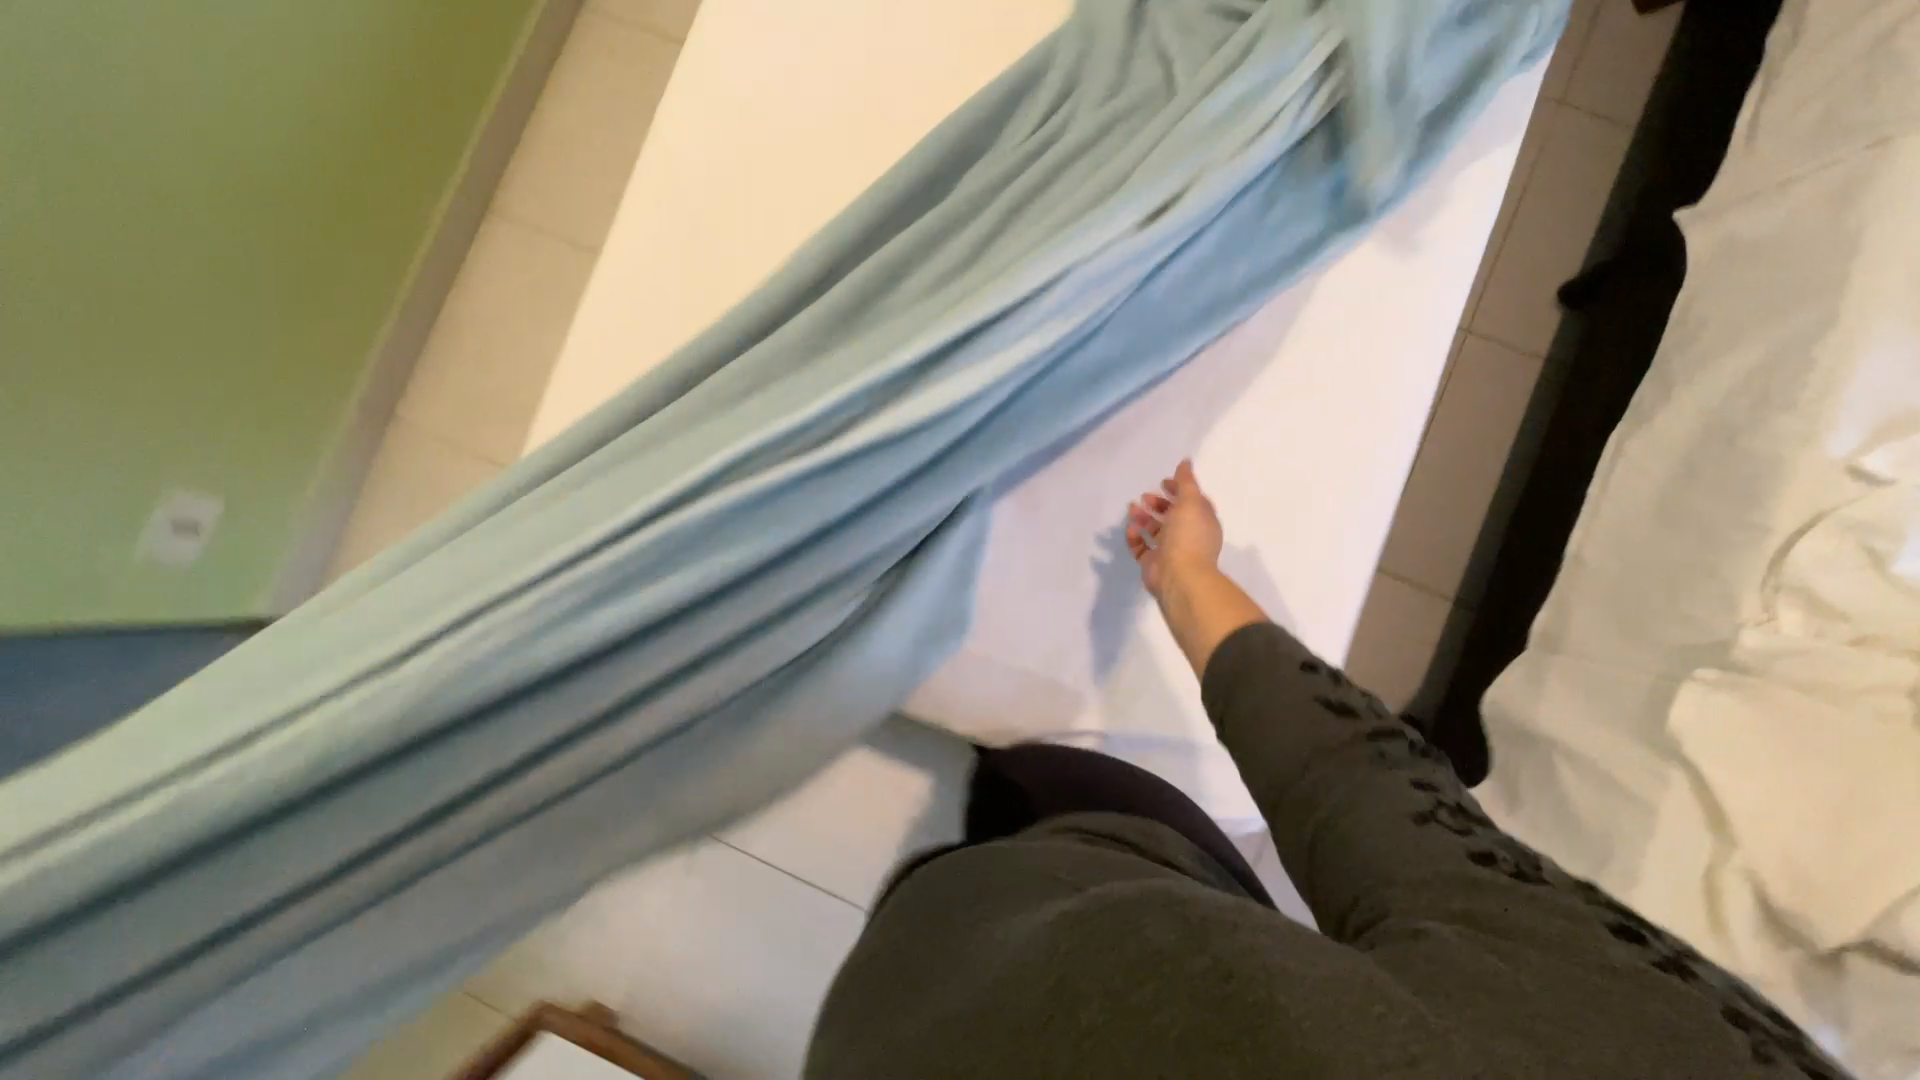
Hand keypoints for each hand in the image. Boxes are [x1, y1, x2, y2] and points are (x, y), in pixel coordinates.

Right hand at [1126, 459, 1222, 599]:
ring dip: (1143, 518)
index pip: (1192, 501)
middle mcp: (1187, 535)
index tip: (1163, 482)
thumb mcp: (1190, 502)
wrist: (1179, 576)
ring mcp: (1169, 551)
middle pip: (1171, 515)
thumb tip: (1186, 462)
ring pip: (1155, 530)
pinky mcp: (1153, 563)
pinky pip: (1141, 547)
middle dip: (1158, 504)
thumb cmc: (1188, 536)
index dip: (1178, 490)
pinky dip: (1135, 537)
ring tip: (1131, 509)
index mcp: (1201, 521)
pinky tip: (1130, 529)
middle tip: (1145, 497)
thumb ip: (1186, 482)